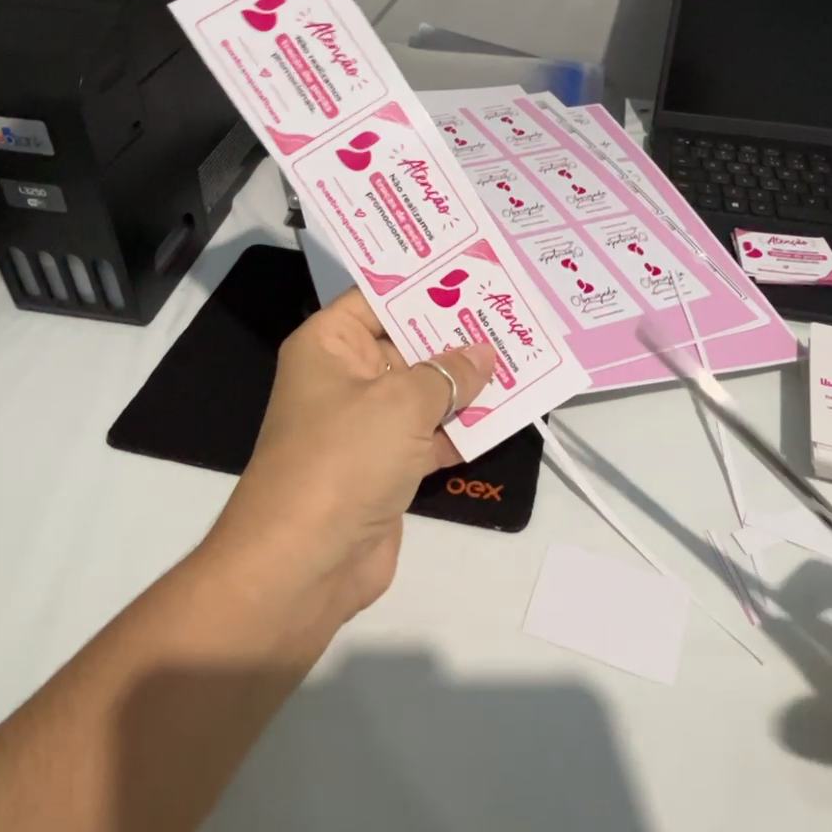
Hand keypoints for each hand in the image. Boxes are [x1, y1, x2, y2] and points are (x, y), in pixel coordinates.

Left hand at [207, 288, 495, 617]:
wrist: (305, 562)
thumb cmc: (343, 458)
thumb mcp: (400, 401)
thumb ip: (448, 372)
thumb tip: (484, 352)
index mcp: (329, 346)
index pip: (378, 298)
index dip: (424, 285)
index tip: (474, 270)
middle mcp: (345, 379)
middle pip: (407, 344)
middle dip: (457, 334)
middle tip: (514, 310)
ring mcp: (367, 426)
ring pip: (425, 393)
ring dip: (469, 383)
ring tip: (525, 354)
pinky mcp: (387, 468)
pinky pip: (432, 436)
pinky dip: (465, 428)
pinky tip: (511, 412)